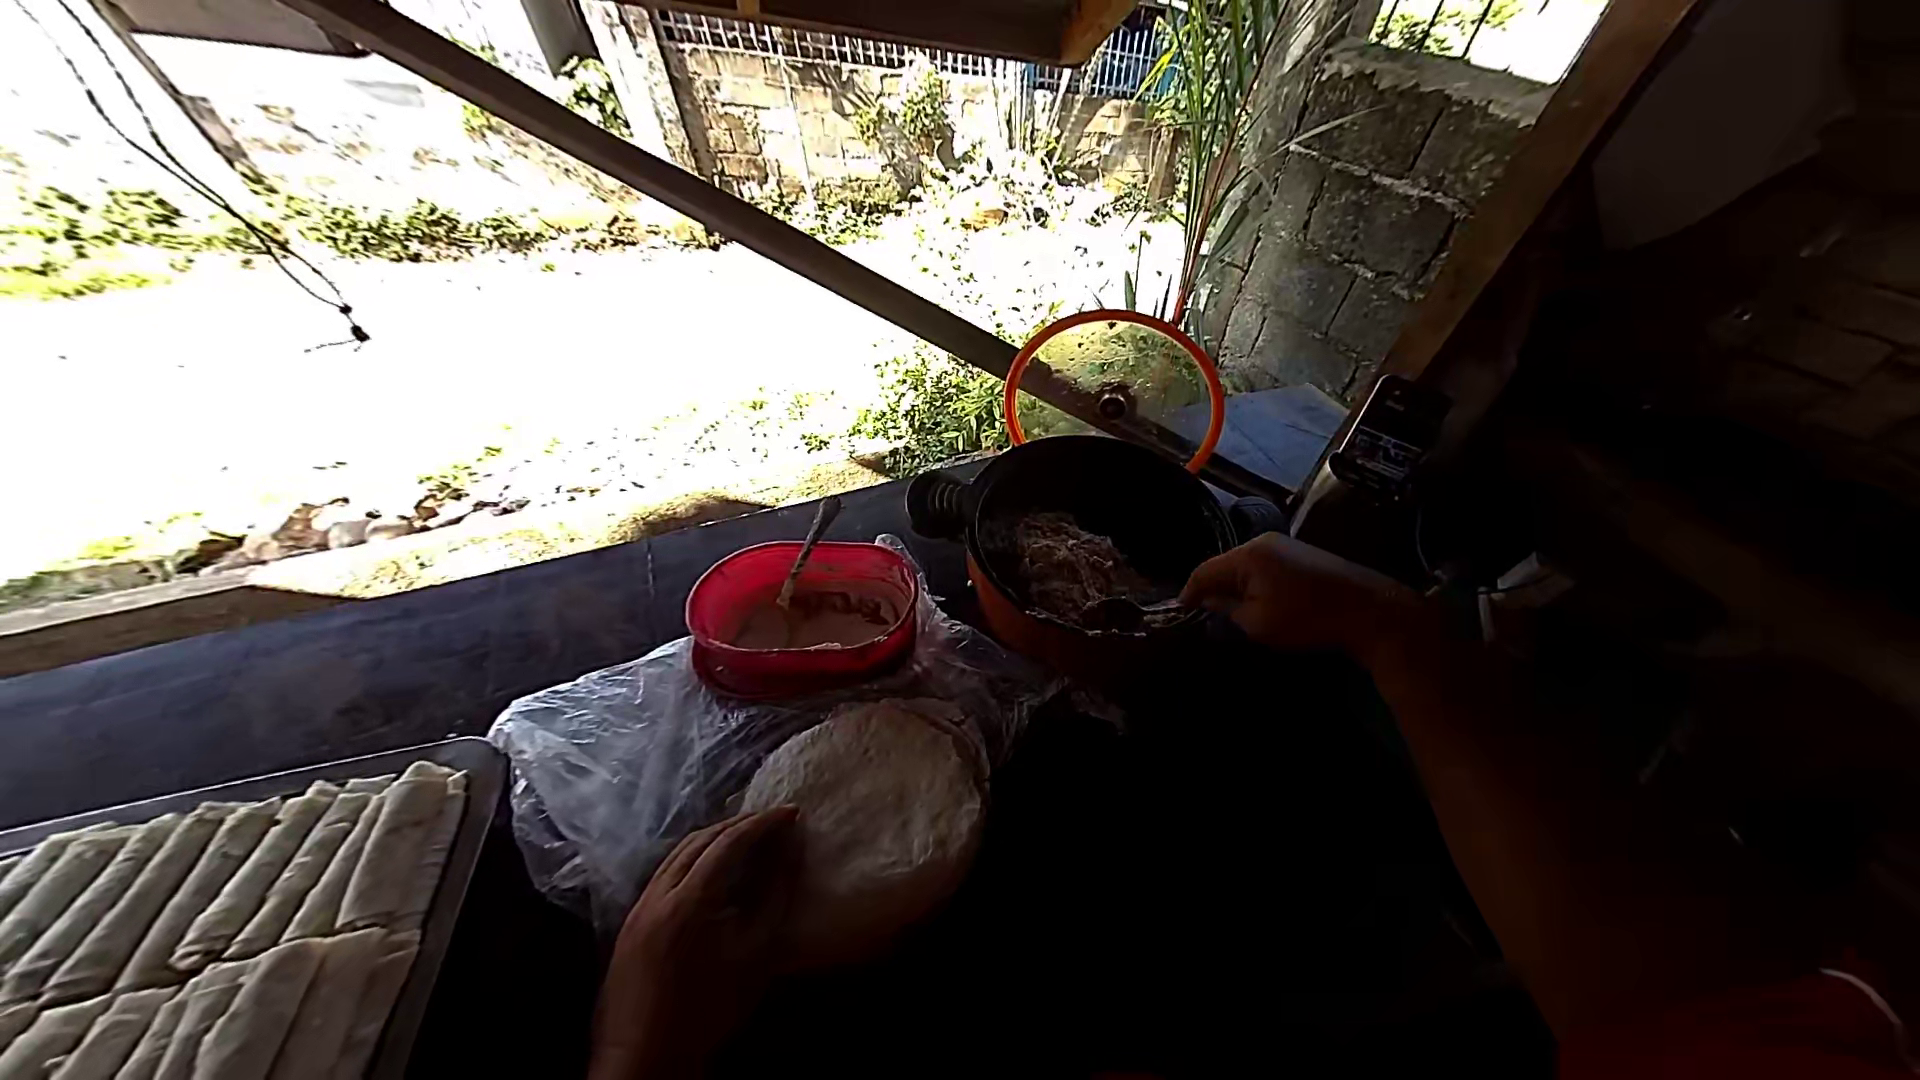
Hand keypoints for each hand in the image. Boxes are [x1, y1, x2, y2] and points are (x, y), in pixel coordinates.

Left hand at [589, 807, 800, 1079]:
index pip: (730, 841)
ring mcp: (638, 906)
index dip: (764, 822)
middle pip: (701, 839)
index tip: (792, 812)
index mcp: (688, 902)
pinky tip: (714, 865)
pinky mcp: (630, 920)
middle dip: (740, 823)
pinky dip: (695, 856)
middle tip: (773, 819)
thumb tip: (792, 848)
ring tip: (748, 834)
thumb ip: (776, 894)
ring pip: (679, 851)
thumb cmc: (709, 1010)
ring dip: (716, 836)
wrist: (644, 1063)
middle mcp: (657, 894)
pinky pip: (666, 870)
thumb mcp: (756, 952)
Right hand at [1180, 532, 1431, 662]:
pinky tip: (1254, 597)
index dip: (1189, 591)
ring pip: (1243, 565)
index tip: (1180, 609)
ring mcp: (1283, 545)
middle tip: (1200, 610)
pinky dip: (1252, 581)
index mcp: (1247, 556)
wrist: (1371, 611)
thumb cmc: (1308, 618)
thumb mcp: (1257, 622)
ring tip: (1225, 606)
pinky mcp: (1300, 554)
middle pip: (1223, 564)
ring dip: (1233, 584)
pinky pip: (1262, 565)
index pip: (1204, 571)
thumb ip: (1226, 609)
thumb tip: (1209, 600)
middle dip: (1211, 587)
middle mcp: (1262, 542)